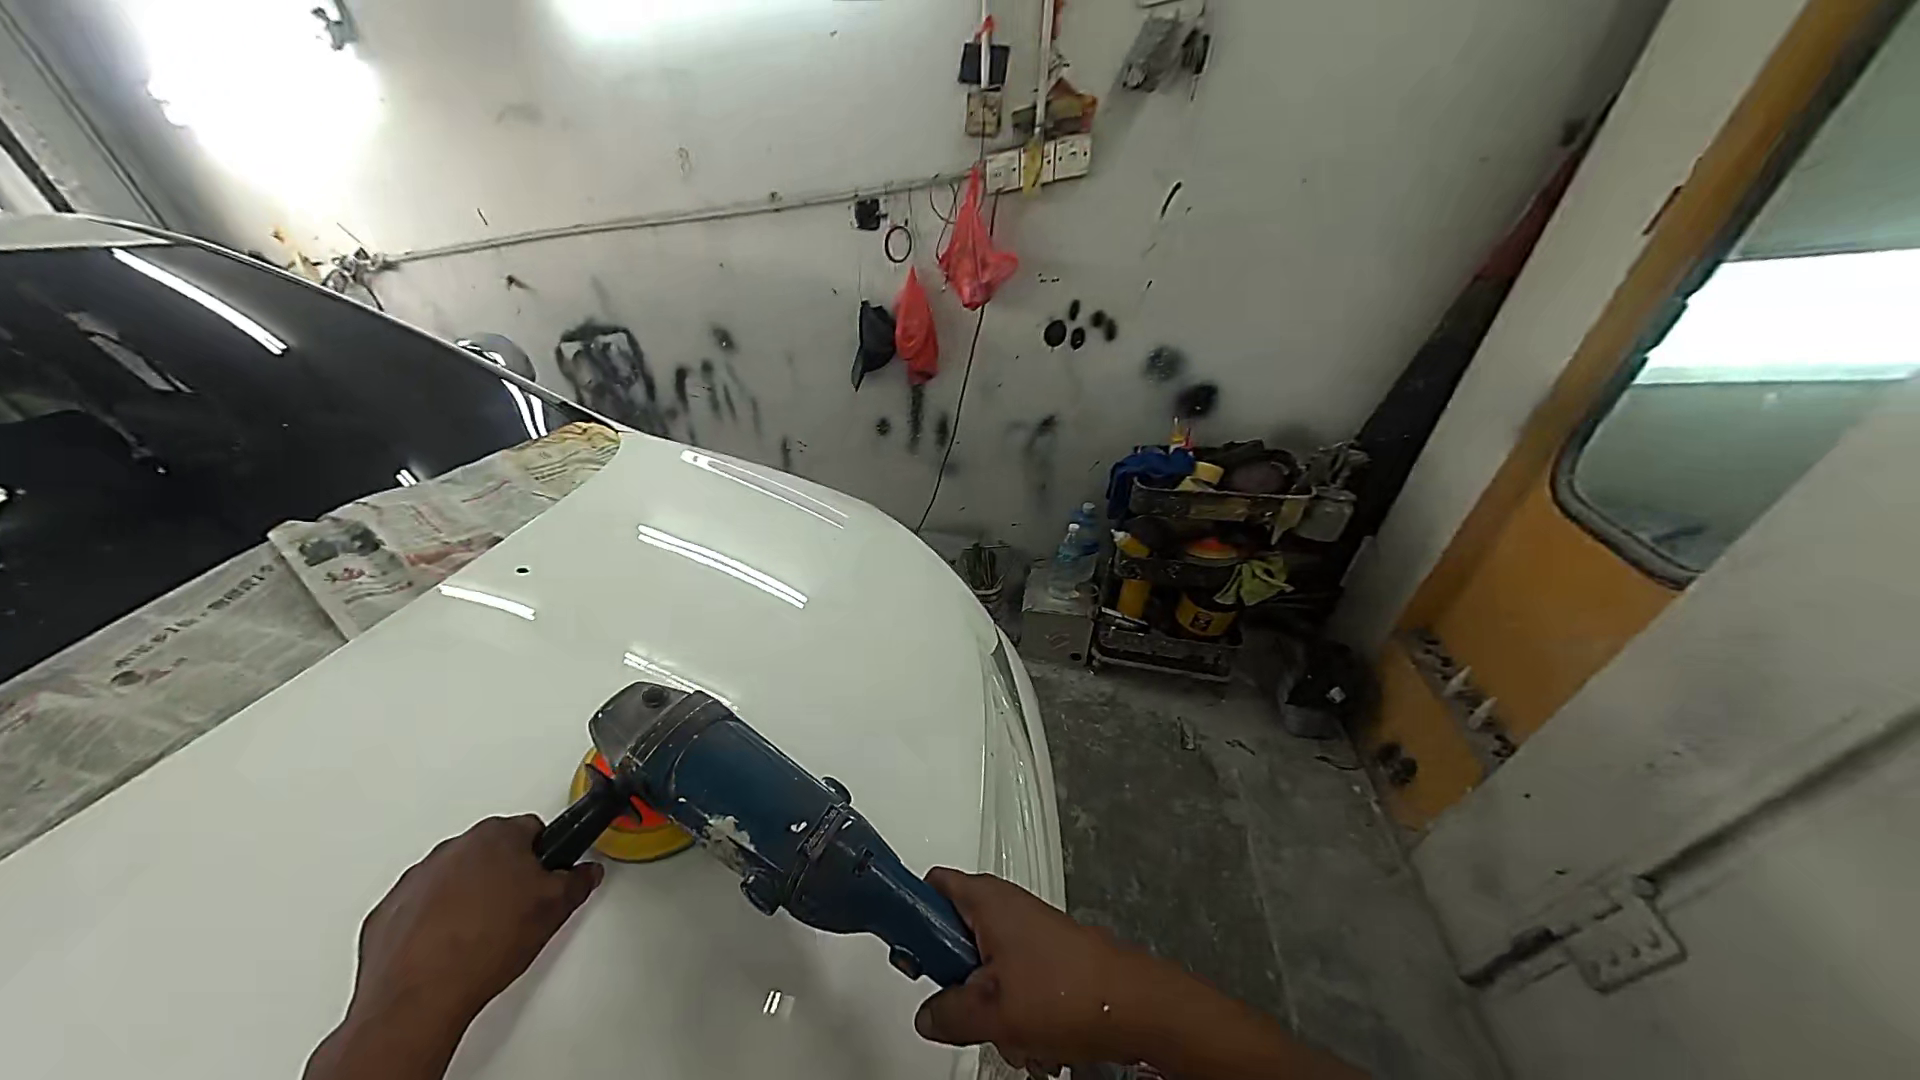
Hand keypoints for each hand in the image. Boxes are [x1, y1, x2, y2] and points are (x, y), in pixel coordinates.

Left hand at [348, 815, 602, 1031]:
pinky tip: (452, 945)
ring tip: (486, 931)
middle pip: (492, 850)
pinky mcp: (385, 914)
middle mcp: (452, 849)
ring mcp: (414, 881)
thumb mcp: (556, 907)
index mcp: (496, 836)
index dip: (545, 854)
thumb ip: (578, 880)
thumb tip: (583, 875)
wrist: (418, 1000)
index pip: (533, 829)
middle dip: (506, 871)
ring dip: (469, 893)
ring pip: (455, 876)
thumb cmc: (481, 948)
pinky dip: (434, 919)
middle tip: (521, 903)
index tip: (548, 873)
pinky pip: (419, 906)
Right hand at [913, 869, 1158, 1072]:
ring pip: (981, 962)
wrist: (1129, 1004)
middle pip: (953, 930)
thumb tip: (927, 1014)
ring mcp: (1025, 928)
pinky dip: (1010, 1005)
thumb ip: (946, 1011)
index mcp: (984, 897)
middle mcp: (1003, 903)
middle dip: (952, 973)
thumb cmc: (1062, 990)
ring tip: (1001, 1027)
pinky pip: (1008, 976)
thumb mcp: (989, 1010)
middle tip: (956, 1001)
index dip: (911, 912)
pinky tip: (1027, 1034)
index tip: (909, 951)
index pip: (931, 884)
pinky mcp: (1044, 952)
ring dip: (984, 1000)